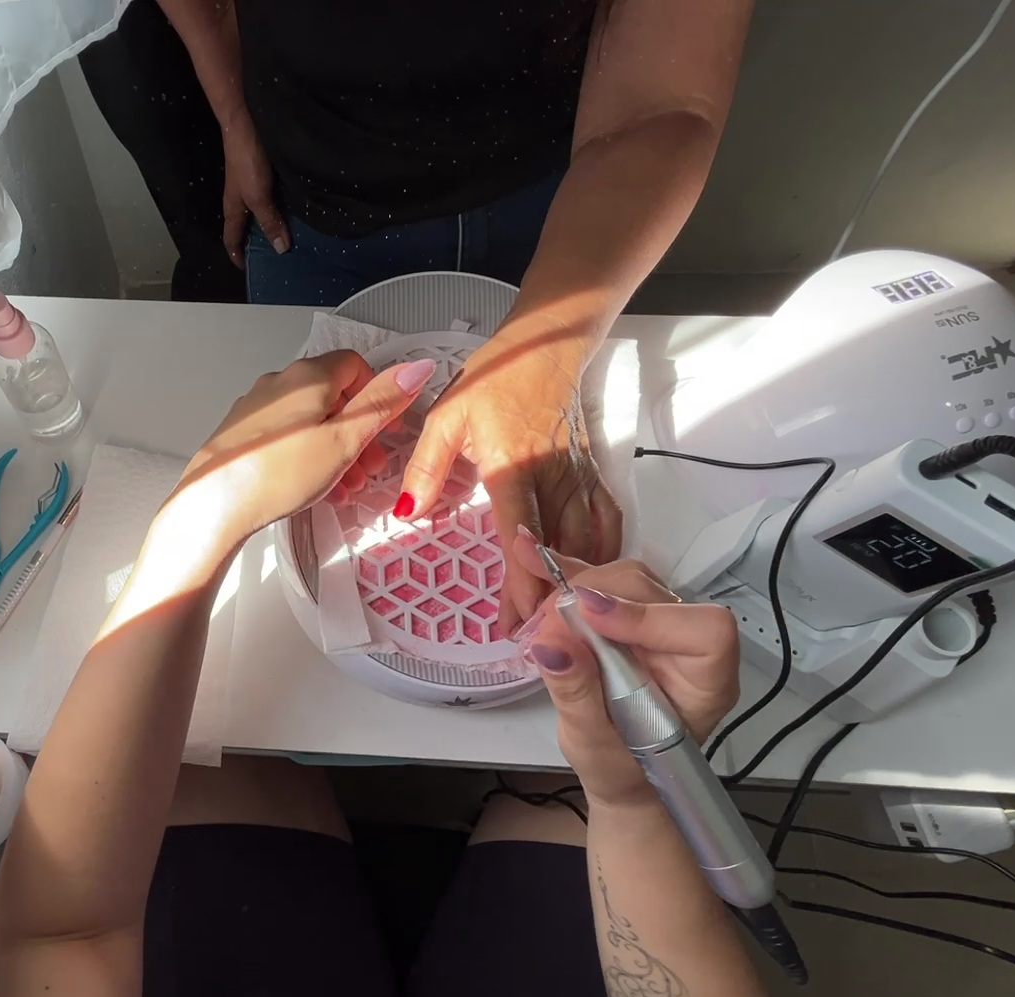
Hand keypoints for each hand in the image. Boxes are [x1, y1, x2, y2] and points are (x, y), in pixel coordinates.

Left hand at [166, 350, 428, 551]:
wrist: (216, 503)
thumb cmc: (275, 474)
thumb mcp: (344, 439)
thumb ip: (381, 402)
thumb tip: (413, 368)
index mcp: (308, 377)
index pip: (356, 365)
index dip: (379, 394)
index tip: (388, 424)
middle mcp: (279, 384)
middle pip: (333, 396)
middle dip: (358, 430)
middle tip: (370, 464)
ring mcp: (257, 409)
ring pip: (311, 421)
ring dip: (335, 449)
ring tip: (345, 485)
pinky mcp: (243, 435)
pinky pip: (287, 438)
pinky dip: (308, 456)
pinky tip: (314, 487)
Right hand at [221, 116, 288, 267]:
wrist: (247, 121)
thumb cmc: (246, 160)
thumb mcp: (258, 197)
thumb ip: (269, 221)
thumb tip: (280, 249)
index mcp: (233, 208)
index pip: (231, 239)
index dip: (237, 255)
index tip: (247, 268)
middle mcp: (241, 199)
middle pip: (247, 226)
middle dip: (258, 241)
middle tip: (275, 255)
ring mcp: (251, 184)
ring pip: (261, 211)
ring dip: (272, 223)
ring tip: (291, 236)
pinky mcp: (262, 171)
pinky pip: (271, 196)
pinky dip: (280, 206)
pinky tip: (294, 209)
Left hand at [401, 330, 621, 633]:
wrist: (548, 343)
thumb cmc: (497, 377)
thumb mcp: (446, 417)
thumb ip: (426, 468)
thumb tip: (409, 513)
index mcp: (514, 468)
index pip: (521, 536)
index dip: (523, 582)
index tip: (519, 620)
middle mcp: (553, 479)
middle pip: (558, 550)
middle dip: (548, 598)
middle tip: (535, 636)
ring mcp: (577, 476)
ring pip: (586, 541)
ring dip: (575, 582)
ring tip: (561, 619)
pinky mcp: (589, 471)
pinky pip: (605, 519)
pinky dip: (602, 551)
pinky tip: (595, 574)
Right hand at [511, 541, 738, 810]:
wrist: (621, 770)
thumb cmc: (621, 767)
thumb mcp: (594, 745)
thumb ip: (577, 695)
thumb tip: (549, 642)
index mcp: (704, 682)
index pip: (702, 630)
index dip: (647, 615)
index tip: (589, 618)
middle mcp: (686, 642)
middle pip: (650, 591)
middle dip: (591, 598)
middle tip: (545, 626)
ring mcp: (656, 622)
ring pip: (622, 578)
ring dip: (571, 585)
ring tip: (534, 614)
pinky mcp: (624, 613)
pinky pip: (595, 581)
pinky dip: (560, 571)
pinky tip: (528, 553)